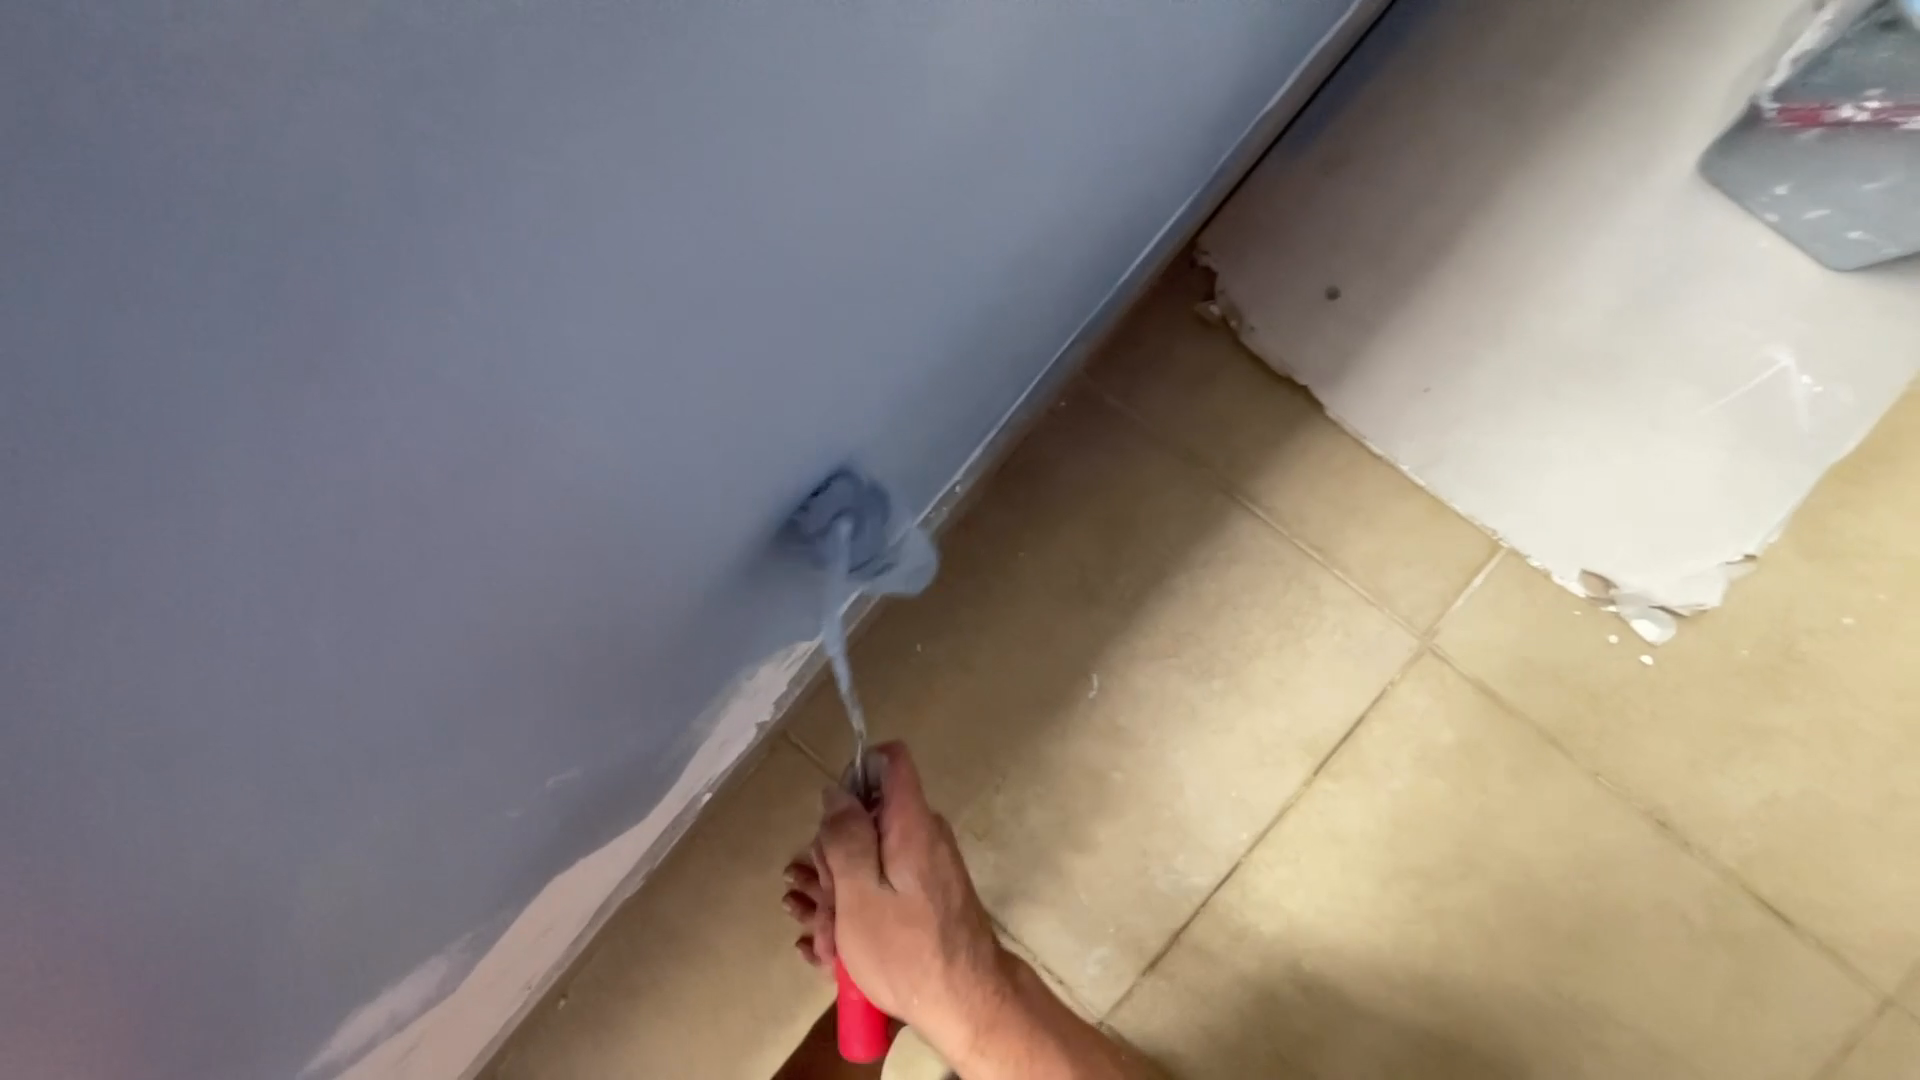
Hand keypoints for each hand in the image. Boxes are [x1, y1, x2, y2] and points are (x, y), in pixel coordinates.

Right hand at [781, 742, 1009, 1045]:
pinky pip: (882, 887)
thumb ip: (845, 836)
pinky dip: (857, 914)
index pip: (889, 762)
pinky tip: (834, 951)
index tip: (829, 820)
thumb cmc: (905, 950)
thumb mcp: (859, 893)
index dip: (854, 776)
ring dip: (838, 898)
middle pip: (867, 819)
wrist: (965, 1005)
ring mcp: (923, 866)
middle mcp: (921, 834)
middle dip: (834, 861)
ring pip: (868, 860)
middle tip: (823, 910)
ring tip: (824, 944)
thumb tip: (837, 791)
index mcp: (910, 821)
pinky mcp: (922, 896)